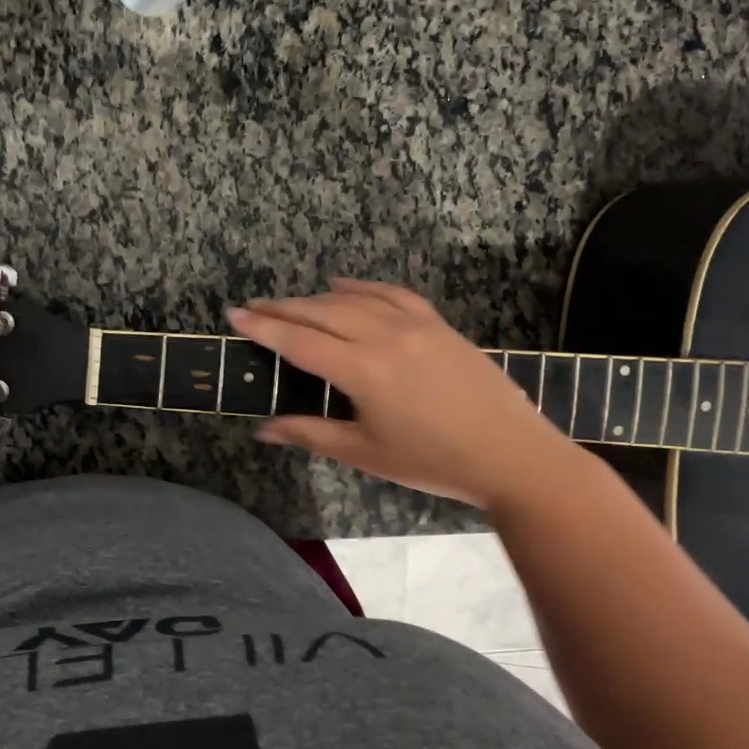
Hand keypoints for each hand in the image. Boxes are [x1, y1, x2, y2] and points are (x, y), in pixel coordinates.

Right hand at [226, 279, 593, 510]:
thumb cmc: (434, 462)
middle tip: (252, 307)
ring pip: (352, 300)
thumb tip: (262, 429)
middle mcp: (384, 337)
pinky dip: (363, 286)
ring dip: (314, 298)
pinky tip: (342, 286)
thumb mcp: (365, 453)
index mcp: (363, 370)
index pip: (299, 341)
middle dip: (281, 308)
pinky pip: (392, 294)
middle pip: (320, 312)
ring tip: (288, 303)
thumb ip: (310, 433)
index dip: (263, 327)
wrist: (515, 457)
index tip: (234, 314)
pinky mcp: (439, 325)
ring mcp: (415, 326)